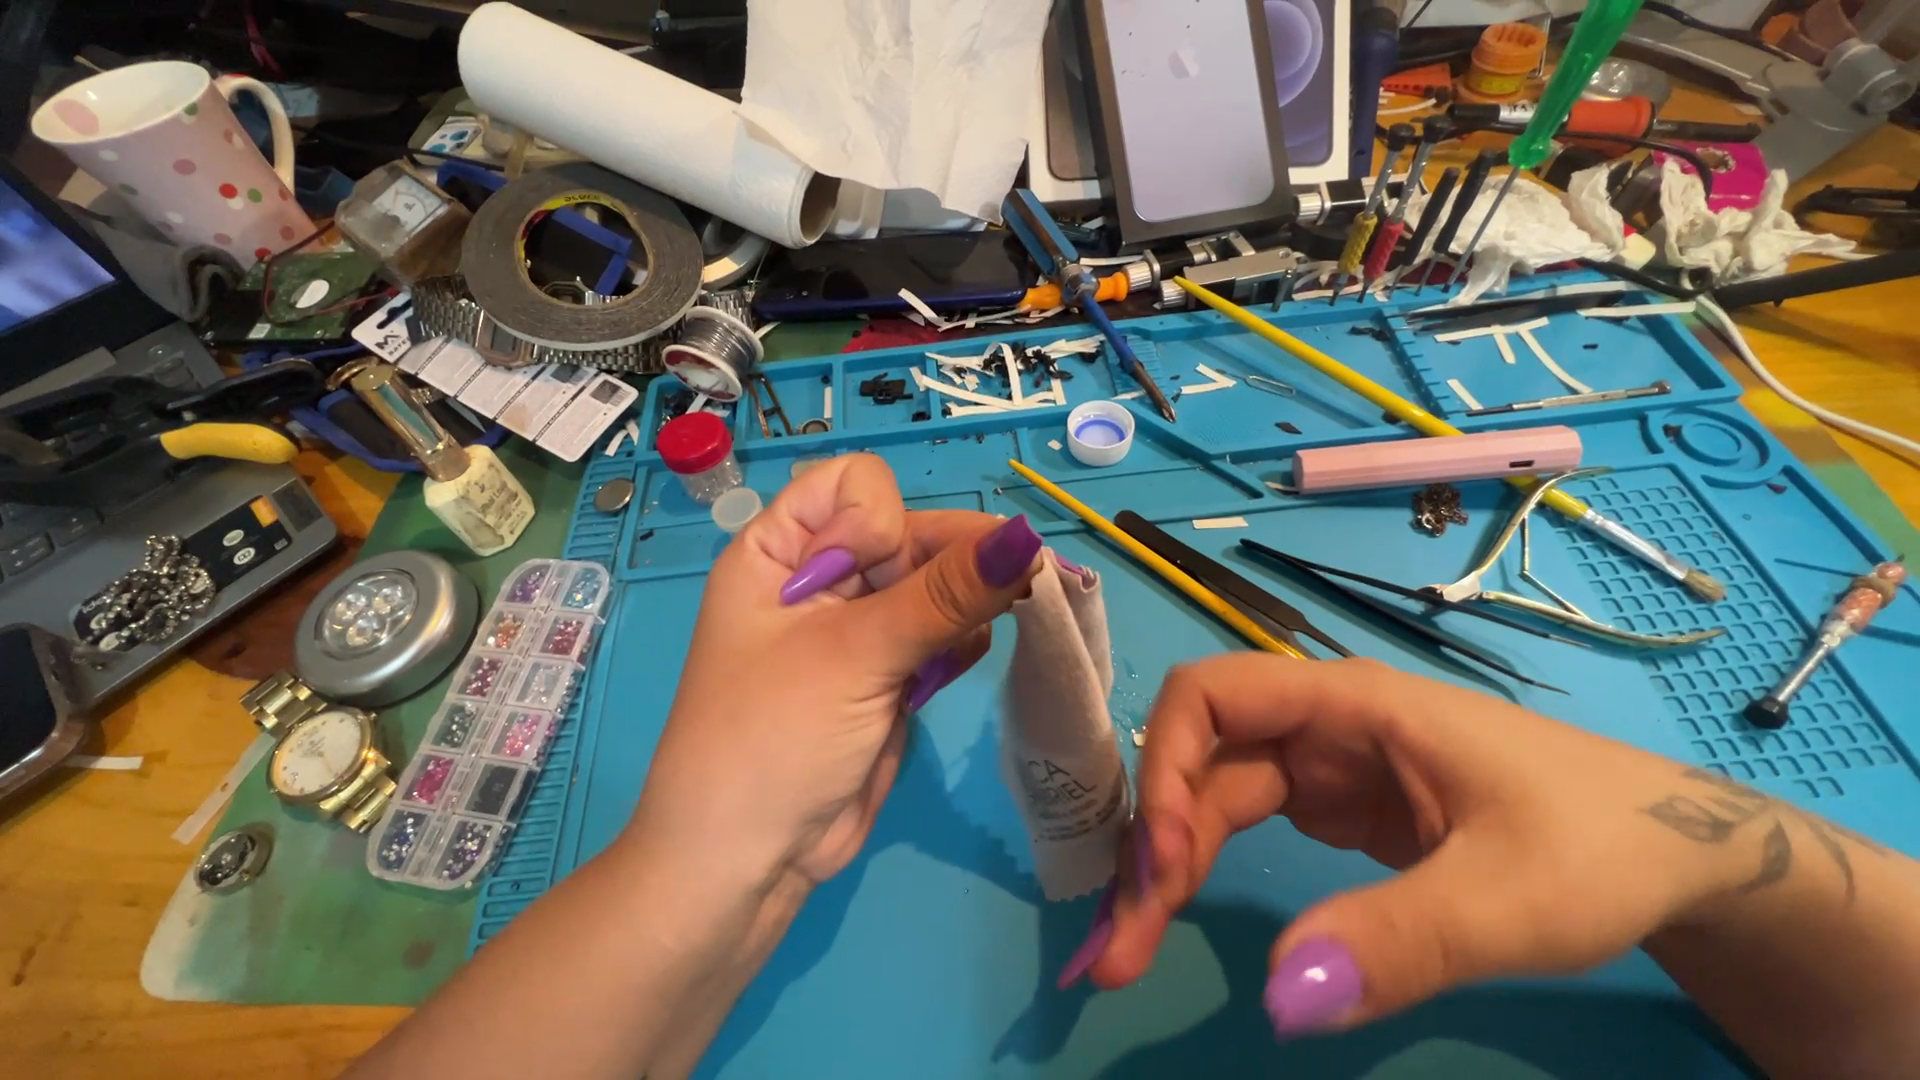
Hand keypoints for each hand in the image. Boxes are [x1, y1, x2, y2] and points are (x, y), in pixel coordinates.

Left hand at [623, 454, 1041, 900]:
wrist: (749, 864)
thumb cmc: (773, 740)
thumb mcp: (854, 657)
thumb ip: (944, 596)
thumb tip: (1027, 538)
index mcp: (778, 552)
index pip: (852, 487)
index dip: (880, 520)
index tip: (881, 576)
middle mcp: (818, 579)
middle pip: (905, 533)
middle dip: (953, 556)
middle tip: (1019, 581)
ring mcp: (856, 628)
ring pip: (931, 583)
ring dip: (968, 596)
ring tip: (999, 616)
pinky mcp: (886, 672)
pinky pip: (938, 630)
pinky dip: (961, 636)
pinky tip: (968, 654)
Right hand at [1078, 654, 1810, 1036]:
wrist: (1675, 854)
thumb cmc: (1600, 843)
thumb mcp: (1514, 900)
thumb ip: (1401, 941)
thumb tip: (1279, 998)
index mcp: (1346, 703)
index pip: (1210, 696)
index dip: (1164, 764)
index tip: (1162, 863)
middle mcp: (1313, 724)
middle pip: (1193, 762)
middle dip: (1149, 846)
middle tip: (1117, 947)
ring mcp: (1315, 766)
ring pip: (1204, 798)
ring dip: (1162, 866)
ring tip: (1129, 949)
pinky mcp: (1325, 806)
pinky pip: (1233, 826)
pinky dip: (1196, 870)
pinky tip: (1177, 911)